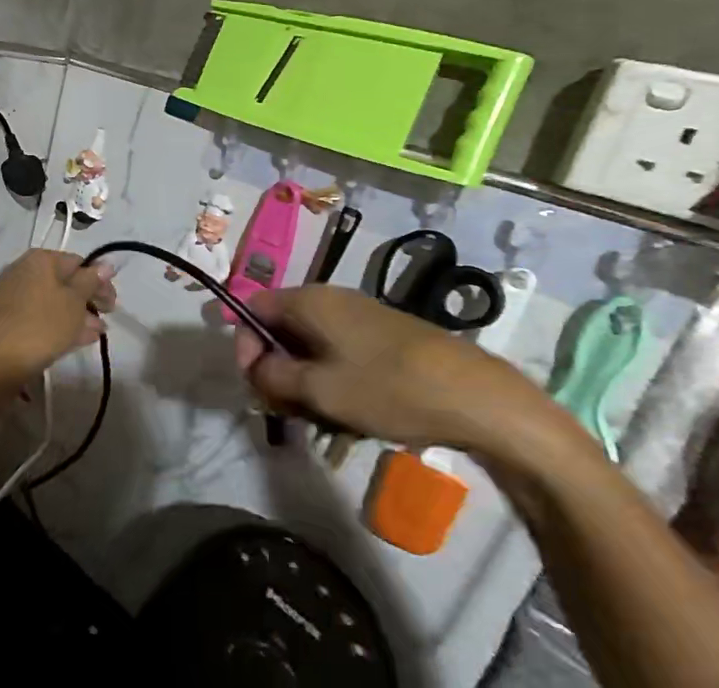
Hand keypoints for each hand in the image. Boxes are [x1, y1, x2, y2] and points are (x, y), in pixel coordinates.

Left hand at [0, 250, 116, 381]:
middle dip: (88, 300)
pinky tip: (78, 339)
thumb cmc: (40, 325)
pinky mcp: (9, 320)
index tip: (113, 304)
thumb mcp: (74, 301)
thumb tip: (106, 264)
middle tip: (107, 317)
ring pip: (54, 301)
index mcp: (40, 260)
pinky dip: (60, 324)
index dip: (100, 281)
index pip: (79, 262)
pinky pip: (42, 316)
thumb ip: (91, 281)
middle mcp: (24, 271)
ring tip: (97, 334)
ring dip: (77, 315)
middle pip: (66, 281)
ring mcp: (14, 297)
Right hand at [238, 285, 560, 452]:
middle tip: (286, 410)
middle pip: (281, 328)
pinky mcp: (383, 336)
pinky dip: (332, 380)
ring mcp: (360, 316)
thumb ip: (273, 376)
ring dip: (304, 380)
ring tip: (319, 420)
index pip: (253, 308)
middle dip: (276, 368)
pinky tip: (347, 415)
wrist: (474, 396)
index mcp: (309, 301)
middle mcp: (331, 299)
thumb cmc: (387, 388)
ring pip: (311, 345)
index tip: (255, 384)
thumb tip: (255, 366)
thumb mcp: (319, 390)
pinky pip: (339, 352)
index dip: (244, 344)